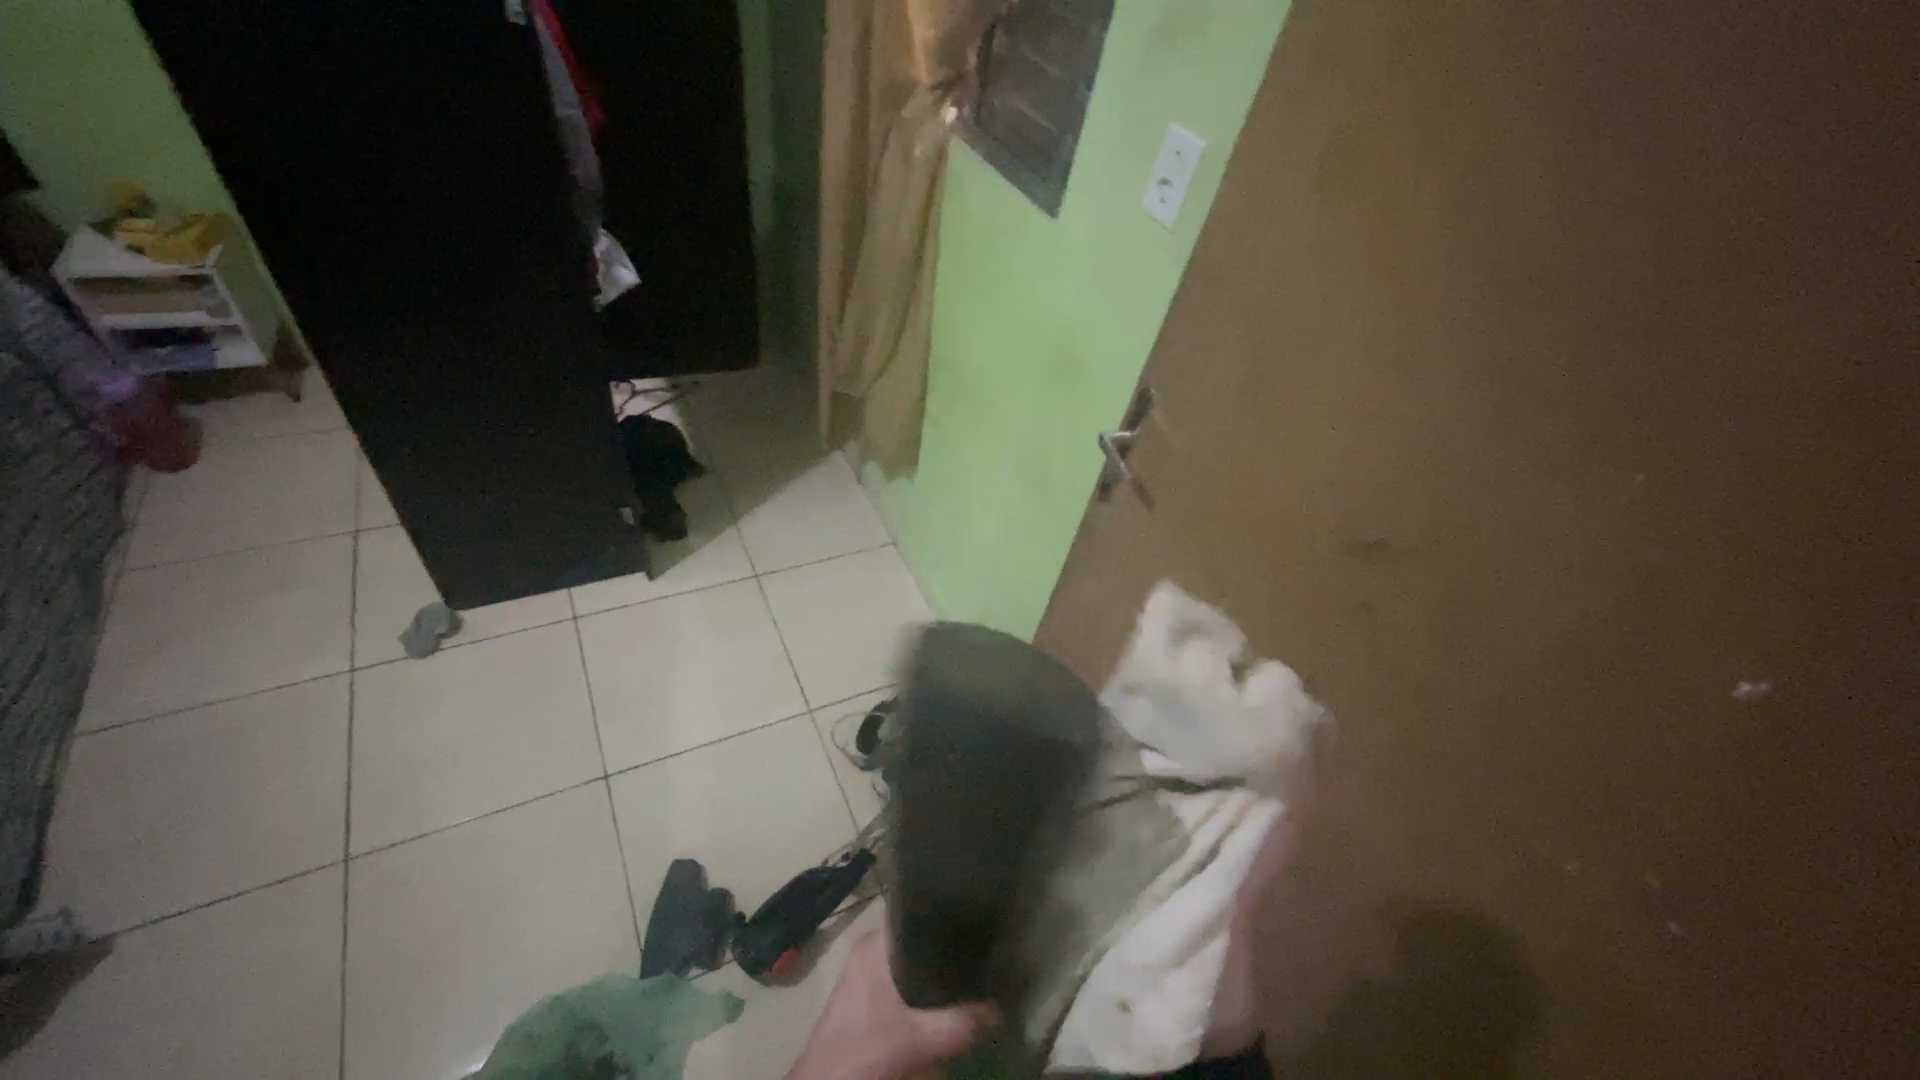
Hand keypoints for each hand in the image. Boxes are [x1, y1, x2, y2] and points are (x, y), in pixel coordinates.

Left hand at [785, 929, 998, 1079]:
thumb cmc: (865, 1050)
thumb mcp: (921, 1038)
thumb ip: (962, 1022)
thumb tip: (999, 1009)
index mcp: (876, 942)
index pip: (918, 911)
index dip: (949, 913)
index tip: (980, 918)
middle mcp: (870, 949)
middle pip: (919, 936)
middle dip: (949, 946)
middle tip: (985, 951)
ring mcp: (866, 973)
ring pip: (912, 960)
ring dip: (938, 969)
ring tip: (972, 971)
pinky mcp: (867, 996)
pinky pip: (905, 979)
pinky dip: (926, 986)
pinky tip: (946, 998)